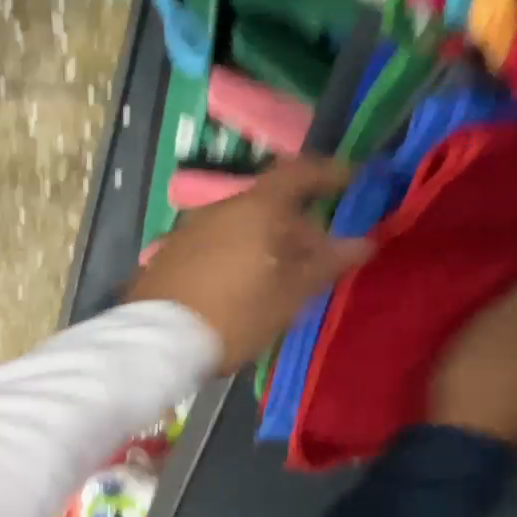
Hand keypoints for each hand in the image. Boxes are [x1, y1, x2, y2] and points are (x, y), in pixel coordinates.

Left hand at [126, 157, 370, 371]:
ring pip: (236, 226)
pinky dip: (233, 255)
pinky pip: (211, 245)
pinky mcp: (164, 258)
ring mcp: (185, 232)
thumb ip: (326, 263)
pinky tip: (240, 285)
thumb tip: (362, 242)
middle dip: (296, 223)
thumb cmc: (234, 315)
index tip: (353, 181)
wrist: (154, 343)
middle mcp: (216, 209)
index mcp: (255, 207)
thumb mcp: (289, 294)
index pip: (299, 173)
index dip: (329, 174)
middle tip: (318, 254)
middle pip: (266, 204)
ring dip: (262, 242)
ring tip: (279, 277)